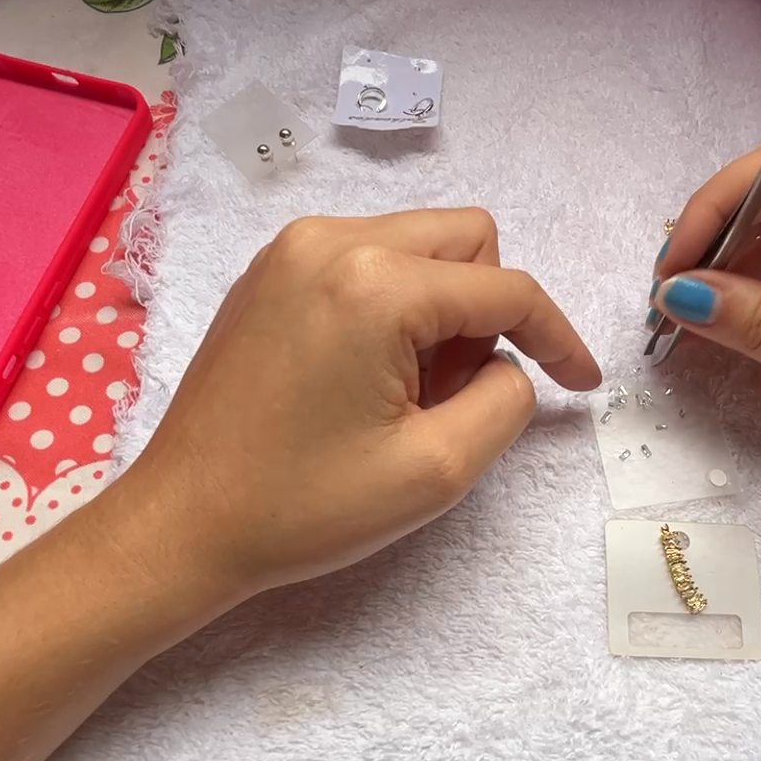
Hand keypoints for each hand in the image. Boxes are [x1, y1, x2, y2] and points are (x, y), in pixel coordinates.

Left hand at [98, 208, 600, 599]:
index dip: (557, 337)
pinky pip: (369, 258)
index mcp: (376, 283)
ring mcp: (293, 247)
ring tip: (408, 388)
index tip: (580, 385)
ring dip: (443, 309)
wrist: (180, 524)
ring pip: (420, 245)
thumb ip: (506, 402)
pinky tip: (367, 369)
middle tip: (456, 391)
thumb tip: (509, 365)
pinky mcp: (270, 269)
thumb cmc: (304, 507)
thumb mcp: (435, 470)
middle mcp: (333, 237)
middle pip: (467, 240)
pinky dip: (396, 303)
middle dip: (487, 313)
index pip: (506, 290)